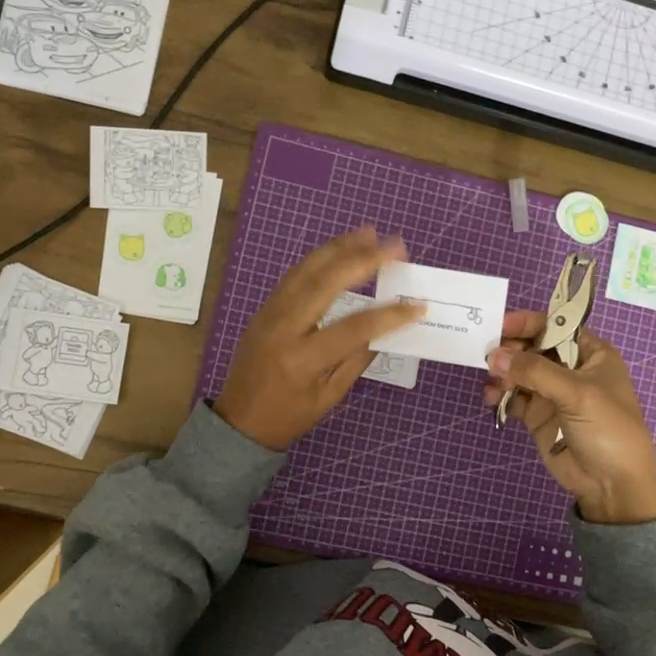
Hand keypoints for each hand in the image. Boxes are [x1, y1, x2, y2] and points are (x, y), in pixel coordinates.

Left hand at [215, 227, 424, 450]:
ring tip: (369, 233)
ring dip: (339, 248)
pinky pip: (293, 276)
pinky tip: (339, 249)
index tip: (417, 305)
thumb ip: (356, 360)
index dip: (389, 315)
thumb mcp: (329, 397)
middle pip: (326, 284)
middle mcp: (284, 329)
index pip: (354, 328)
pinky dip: (319, 259)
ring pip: (306, 271)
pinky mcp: (264, 308)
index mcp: (303, 359)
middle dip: (362, 260)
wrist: (238, 422)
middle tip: (394, 246)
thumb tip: (386, 328)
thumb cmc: (288, 417)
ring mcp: (269, 314)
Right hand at [484, 312, 655, 524]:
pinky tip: (491, 398)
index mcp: (591, 353)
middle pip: (533, 347)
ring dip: (502, 372)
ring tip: (491, 383)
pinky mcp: (538, 415)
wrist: (613, 485)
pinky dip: (500, 394)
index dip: (528, 323)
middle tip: (488, 356)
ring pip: (519, 371)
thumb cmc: (608, 429)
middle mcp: (570, 367)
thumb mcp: (578, 394)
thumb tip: (494, 355)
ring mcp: (552, 392)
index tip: (499, 325)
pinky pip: (513, 397)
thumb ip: (535, 371)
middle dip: (510, 349)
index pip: (556, 326)